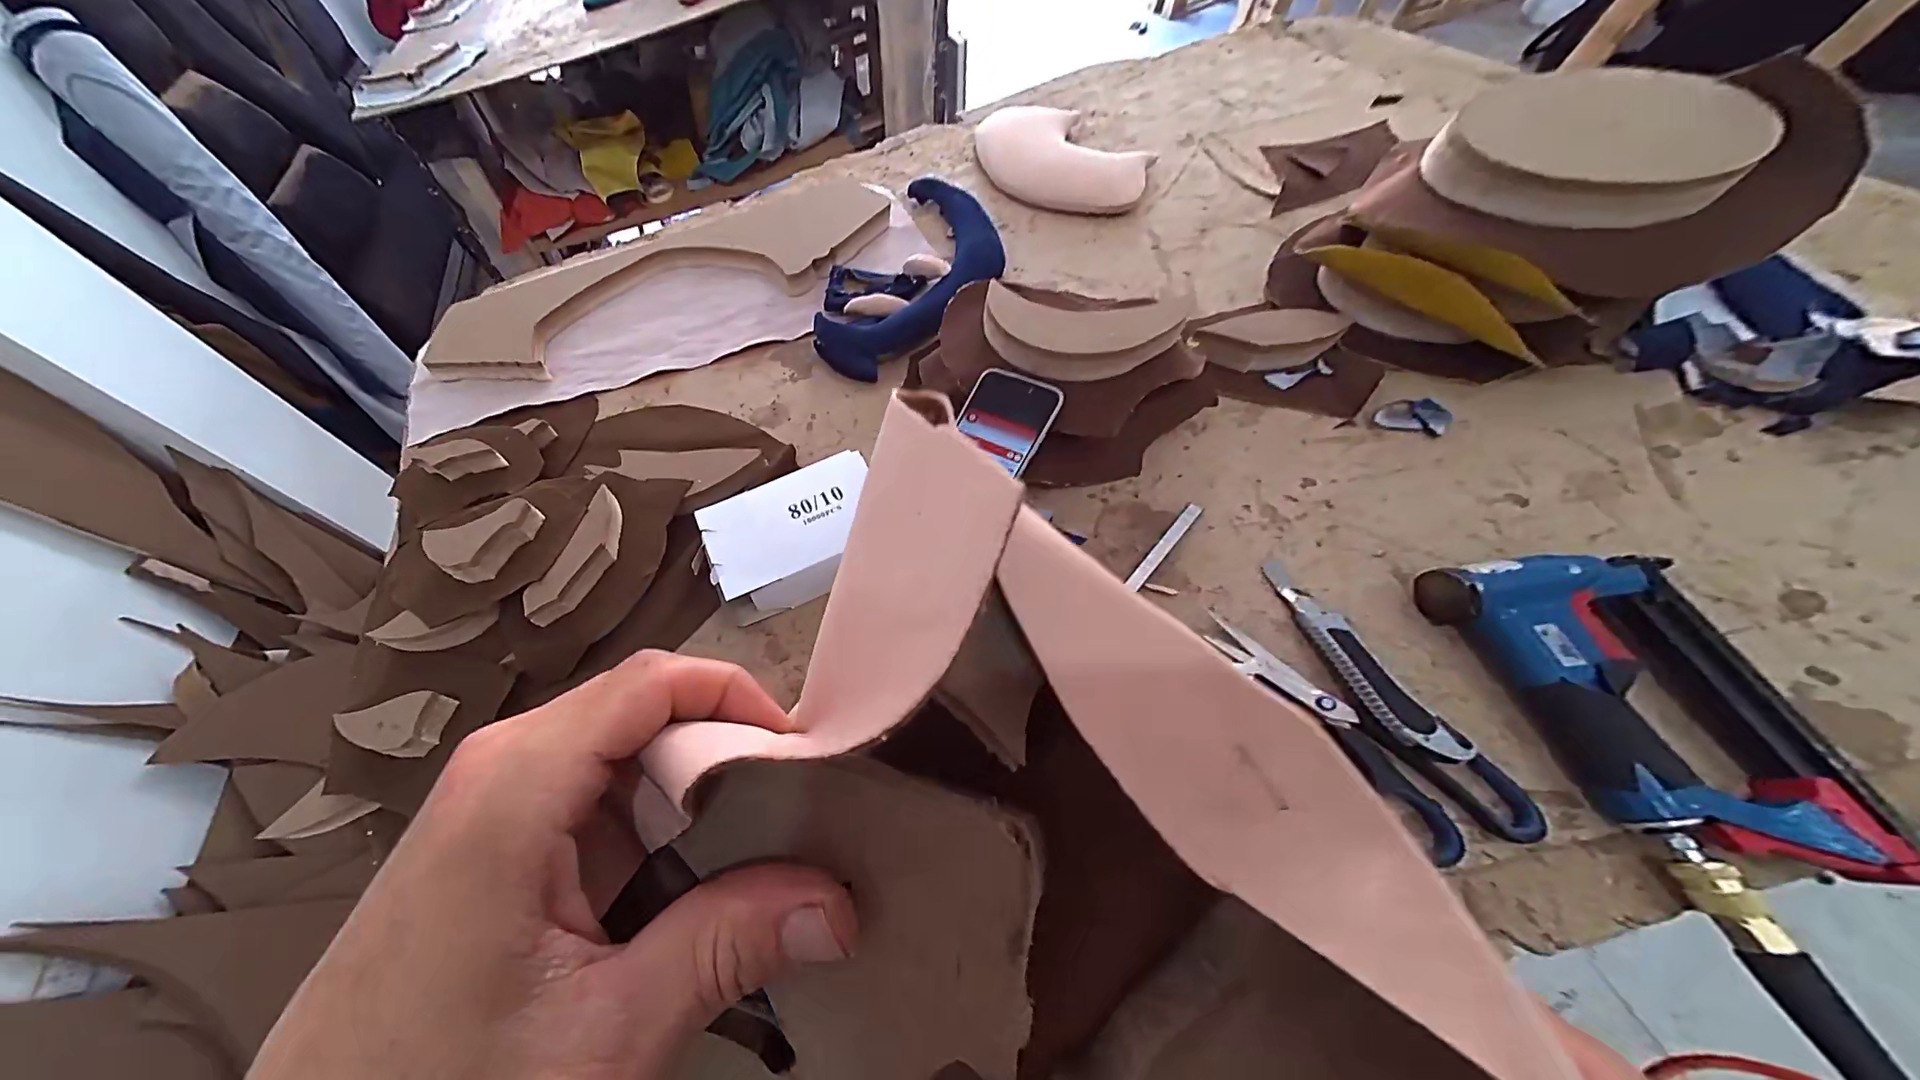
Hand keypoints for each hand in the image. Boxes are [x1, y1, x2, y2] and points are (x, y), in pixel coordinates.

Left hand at [251, 651, 857, 1079]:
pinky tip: (694, 865)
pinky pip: (603, 788)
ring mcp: (498, 800)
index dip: (737, 696)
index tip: (798, 751)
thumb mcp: (601, 1034)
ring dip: (700, 778)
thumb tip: (840, 905)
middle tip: (793, 796)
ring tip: (760, 828)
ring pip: (630, 745)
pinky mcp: (503, 838)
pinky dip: (664, 811)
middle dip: (728, 738)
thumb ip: (724, 948)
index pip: (651, 682)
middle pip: (645, 706)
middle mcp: (504, 767)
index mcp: (516, 785)